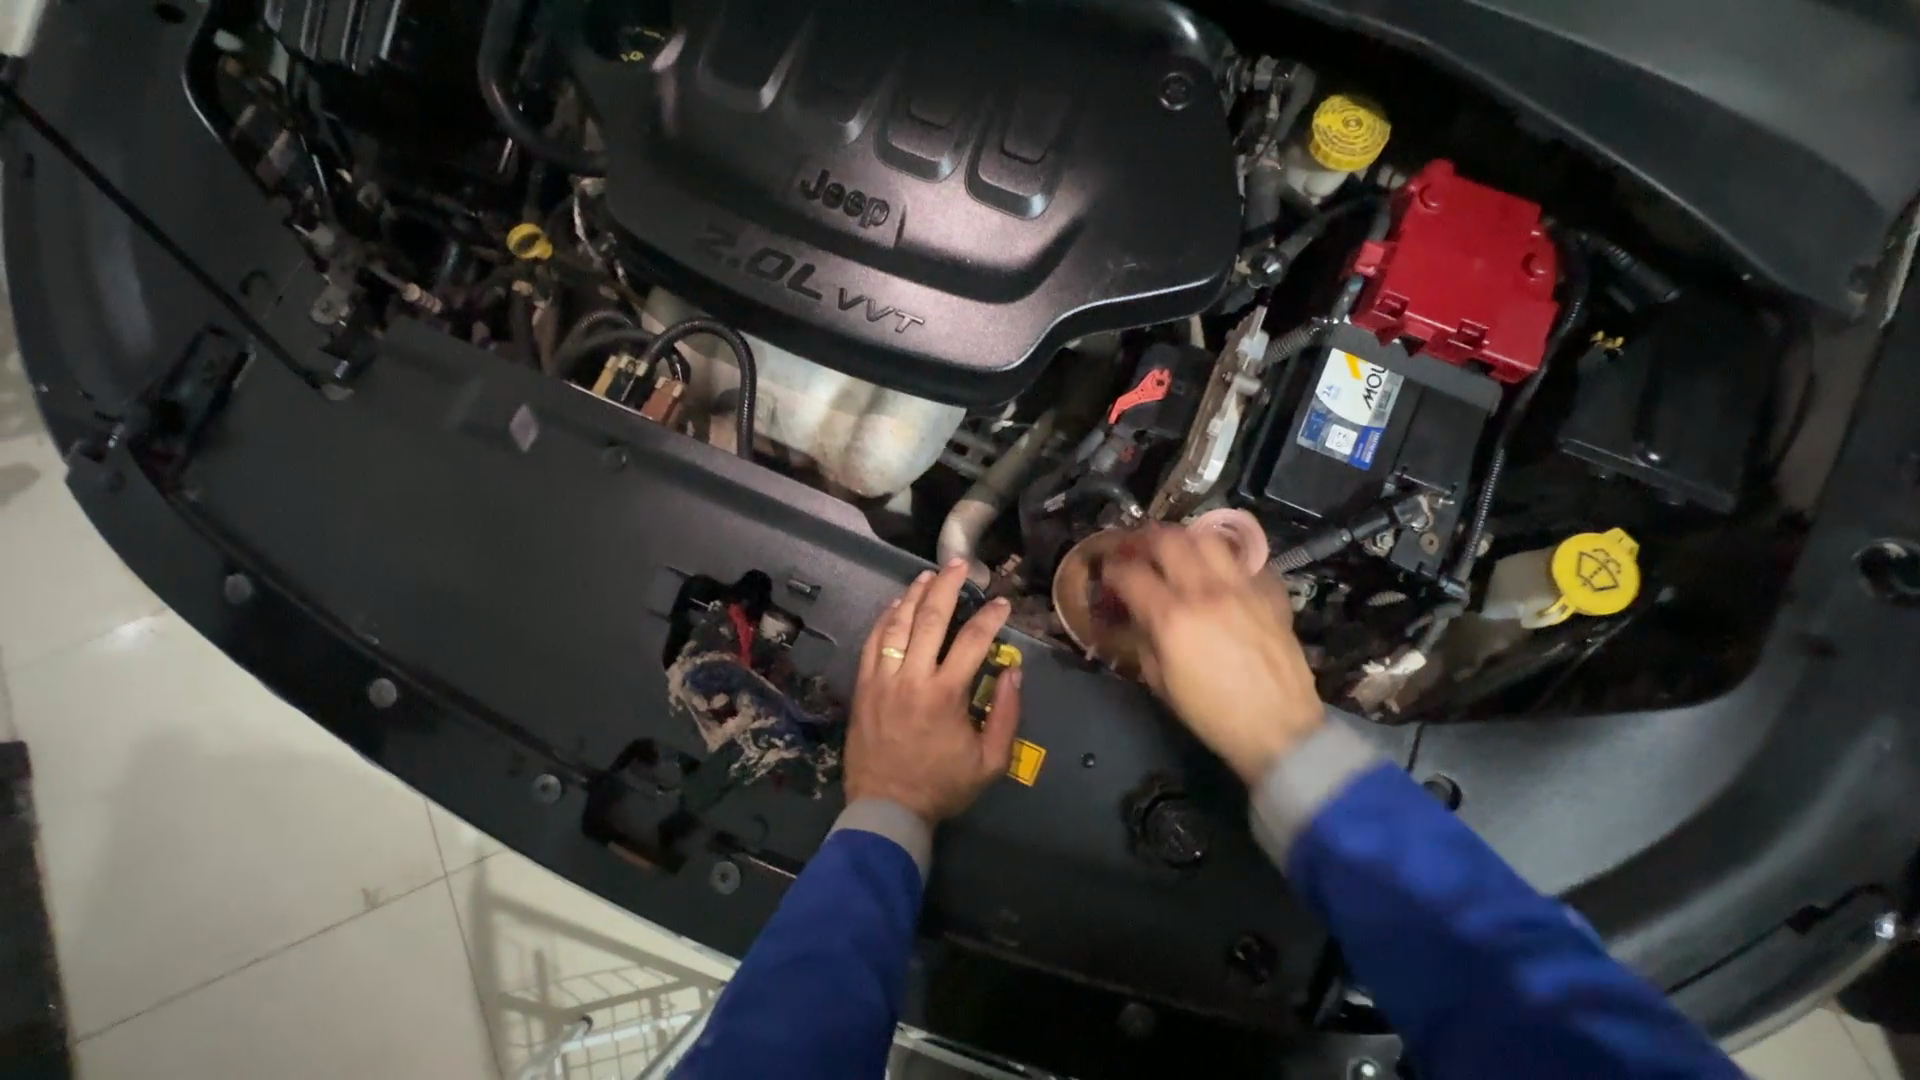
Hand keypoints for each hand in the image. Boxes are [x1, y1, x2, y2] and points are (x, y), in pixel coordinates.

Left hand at [846, 559, 1022, 822]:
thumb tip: (1013, 671)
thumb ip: (1008, 714)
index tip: (1002, 603)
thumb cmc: (942, 786)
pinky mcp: (863, 686)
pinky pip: (873, 642)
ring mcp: (883, 679)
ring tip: (928, 574)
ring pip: (898, 624)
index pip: (973, 640)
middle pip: (930, 618)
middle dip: (947, 586)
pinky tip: (895, 604)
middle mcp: (912, 677)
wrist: (887, 808)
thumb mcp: (991, 761)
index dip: (991, 617)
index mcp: (946, 694)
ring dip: (914, 595)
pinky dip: (885, 619)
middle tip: (960, 564)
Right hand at [1102, 525, 1323, 781]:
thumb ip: (1143, 638)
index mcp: (1171, 616)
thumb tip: (1137, 614)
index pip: (1130, 573)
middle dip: (1145, 540)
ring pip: (1208, 539)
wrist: (1278, 730)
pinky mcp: (1270, 594)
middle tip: (1138, 551)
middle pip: (1168, 539)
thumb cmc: (1212, 714)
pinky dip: (1226, 561)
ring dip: (1186, 541)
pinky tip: (1220, 575)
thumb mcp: (1159, 681)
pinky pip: (1245, 561)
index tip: (1108, 573)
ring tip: (1179, 553)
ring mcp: (1242, 588)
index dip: (1112, 568)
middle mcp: (1205, 591)